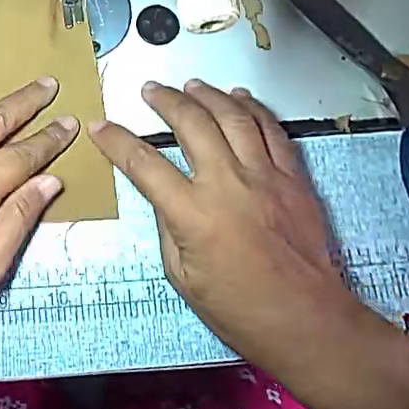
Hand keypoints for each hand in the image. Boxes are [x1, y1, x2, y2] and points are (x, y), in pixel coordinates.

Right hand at [86, 80, 356, 363]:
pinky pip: (273, 132)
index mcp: (193, 214)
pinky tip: (239, 97)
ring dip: (208, 95)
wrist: (307, 322)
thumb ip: (168, 226)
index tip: (101, 127)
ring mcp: (266, 178)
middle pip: (192, 124)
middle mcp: (228, 185)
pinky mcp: (294, 180)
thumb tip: (164, 195)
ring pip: (234, 118)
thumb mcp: (181, 275)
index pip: (144, 163)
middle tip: (150, 91)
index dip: (117, 141)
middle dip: (165, 101)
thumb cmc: (238, 310)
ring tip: (190, 85)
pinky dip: (254, 109)